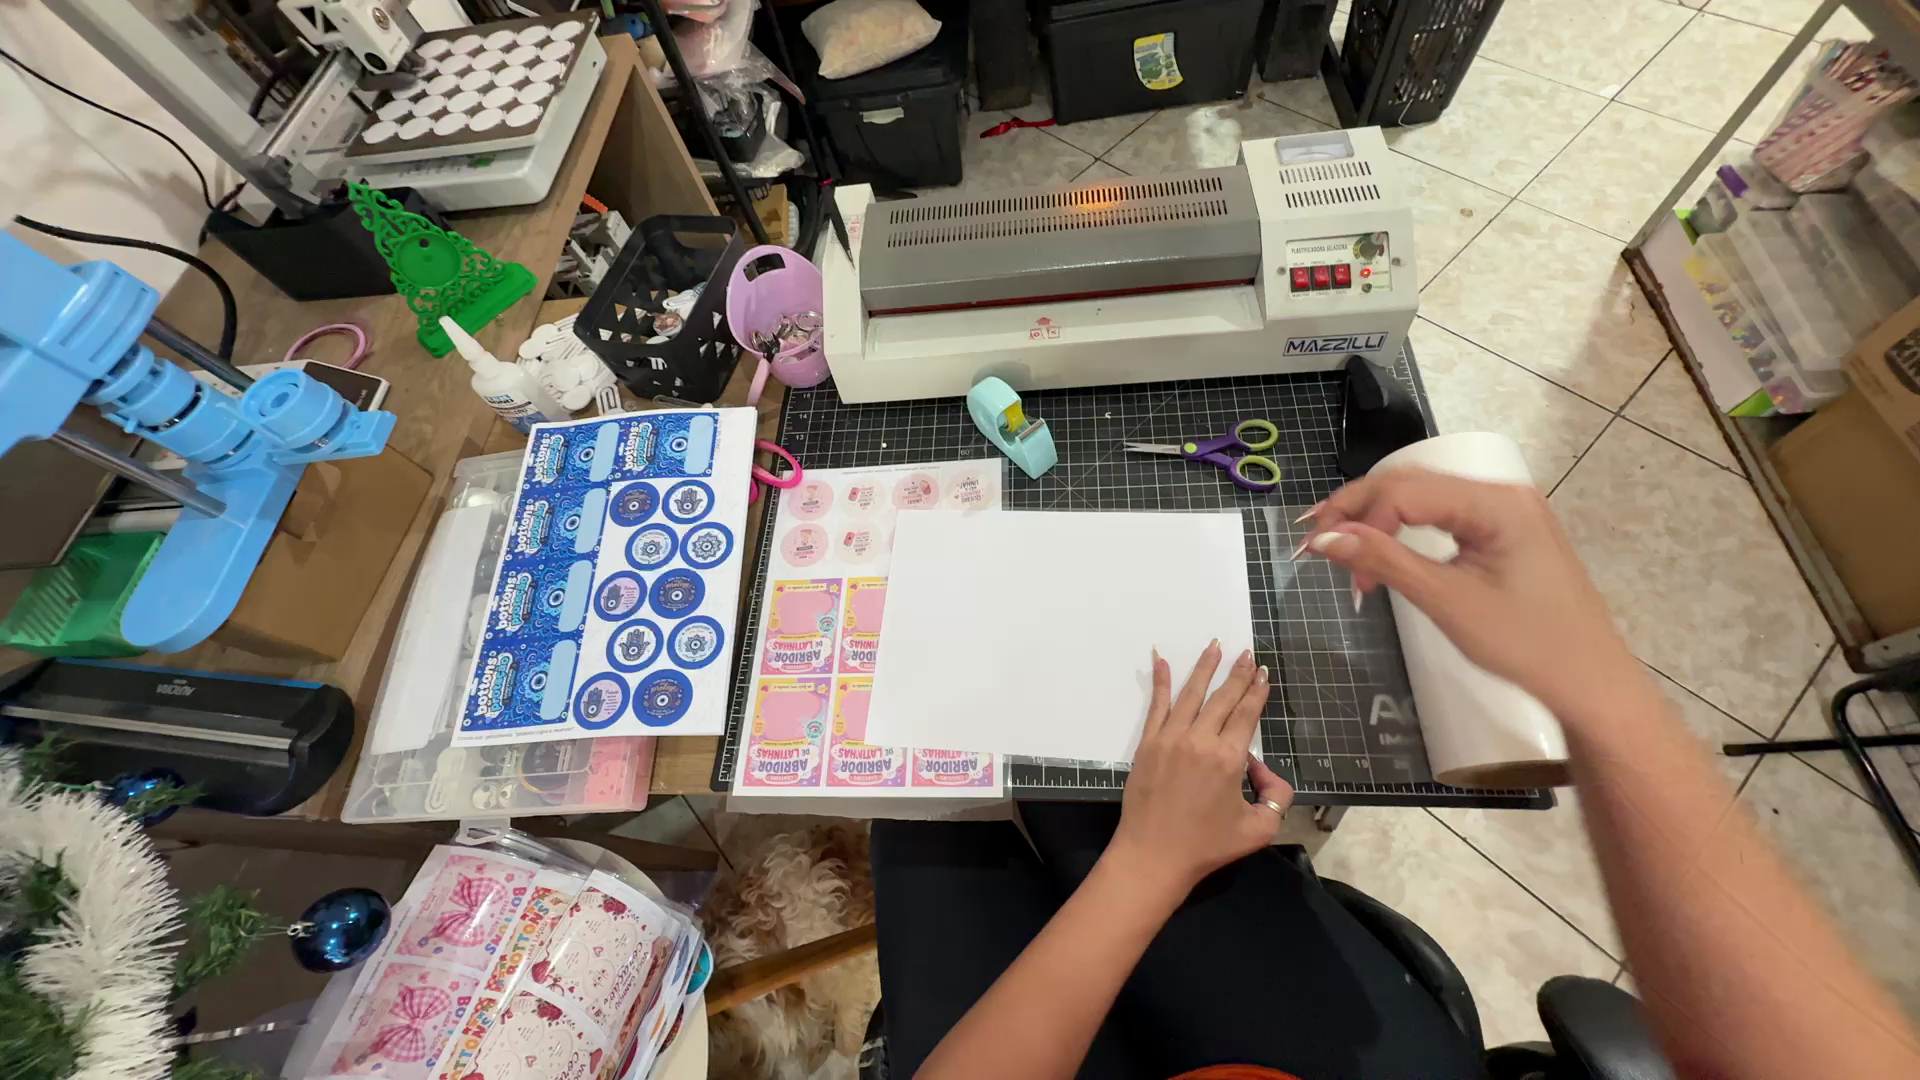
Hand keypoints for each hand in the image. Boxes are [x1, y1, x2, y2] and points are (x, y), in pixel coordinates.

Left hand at [1109, 642, 1292, 895]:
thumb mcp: (1258, 828)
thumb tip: (1263, 769)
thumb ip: (1275, 796)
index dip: (1255, 691)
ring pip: (1191, 694)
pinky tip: (1161, 659)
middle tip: (1245, 652)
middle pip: (1223, 699)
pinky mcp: (1148, 743)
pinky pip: (1156, 705)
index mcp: (1229, 758)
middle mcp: (1200, 740)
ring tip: (1214, 645)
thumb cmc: (1208, 845)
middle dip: (1236, 674)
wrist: (1155, 854)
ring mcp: (1170, 738)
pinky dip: (1160, 681)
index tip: (1261, 672)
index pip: (1246, 714)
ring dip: (1204, 668)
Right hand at [1299, 467, 1640, 714]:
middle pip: (1408, 484)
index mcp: (1496, 503)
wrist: (1590, 683)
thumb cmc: (1526, 644)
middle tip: (1313, 543)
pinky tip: (1375, 547)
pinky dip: (1398, 530)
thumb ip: (1383, 560)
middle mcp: (1500, 494)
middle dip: (1355, 510)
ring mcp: (1503, 510)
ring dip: (1372, 520)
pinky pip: (1436, 515)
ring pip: (1418, 498)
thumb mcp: (1446, 600)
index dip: (1354, 515)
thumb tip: (1323, 538)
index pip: (1403, 491)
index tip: (1317, 552)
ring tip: (1336, 546)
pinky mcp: (1499, 531)